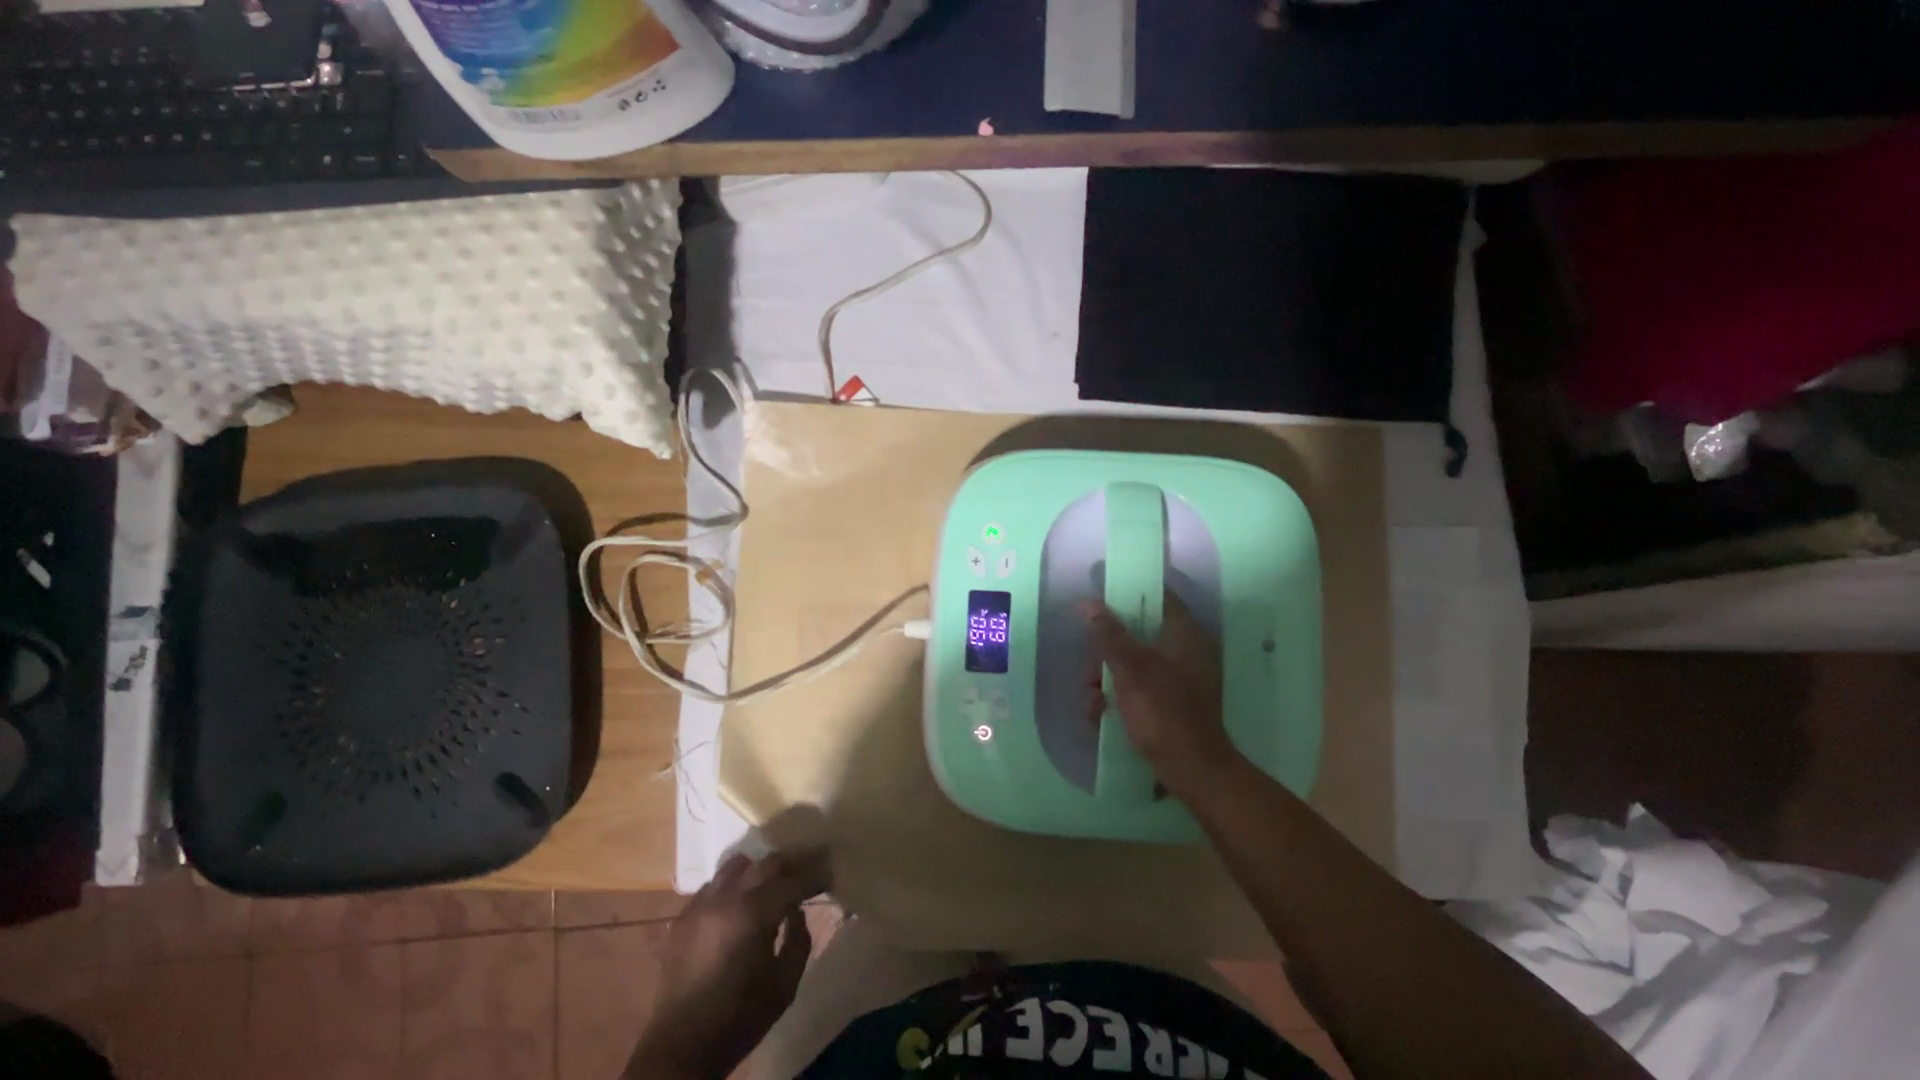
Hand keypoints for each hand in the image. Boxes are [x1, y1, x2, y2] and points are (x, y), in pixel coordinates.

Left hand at [628, 849, 830, 1079]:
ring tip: (776, 876)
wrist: (682, 1045)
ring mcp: (700, 905)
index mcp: (754, 915)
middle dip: (793, 860)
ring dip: (760, 867)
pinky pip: (713, 886)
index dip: (816, 874)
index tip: (831, 869)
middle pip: (766, 864)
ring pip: (735, 866)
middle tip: (814, 858)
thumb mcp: (784, 985)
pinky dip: (733, 884)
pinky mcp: (683, 918)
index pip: (793, 881)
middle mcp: (726, 899)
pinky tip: (741, 900)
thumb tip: (797, 912)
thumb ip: (798, 940)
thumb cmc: (740, 1019)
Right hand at [1084, 593, 1238, 796]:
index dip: (1131, 592)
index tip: (1103, 596)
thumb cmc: (1163, 711)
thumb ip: (1108, 634)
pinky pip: (1139, 688)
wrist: (1192, 768)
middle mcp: (1185, 651)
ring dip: (1107, 680)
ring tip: (1092, 702)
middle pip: (1139, 633)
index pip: (1160, 597)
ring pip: (1134, 664)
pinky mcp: (1172, 704)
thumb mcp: (1130, 669)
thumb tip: (1088, 603)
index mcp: (1184, 634)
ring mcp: (1180, 679)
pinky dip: (1119, 698)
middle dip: (1107, 653)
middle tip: (1090, 671)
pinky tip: (1101, 715)